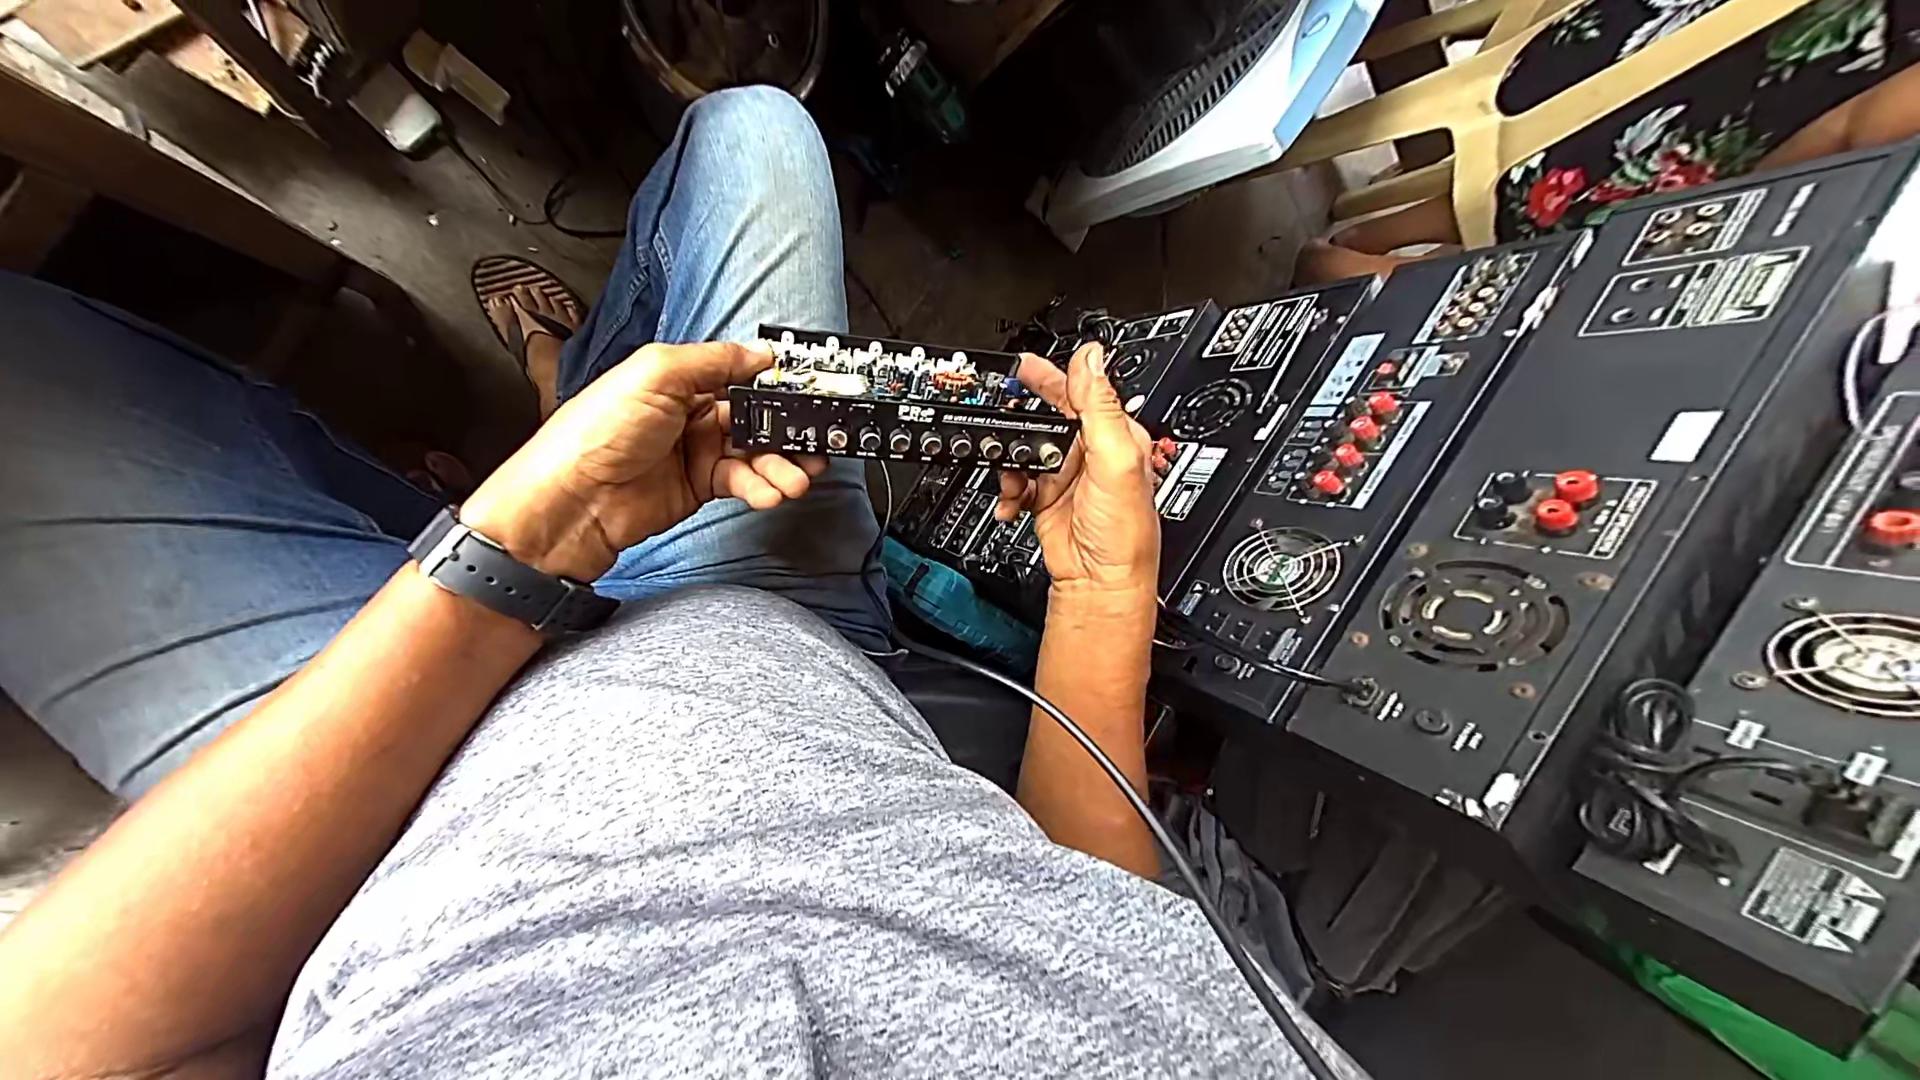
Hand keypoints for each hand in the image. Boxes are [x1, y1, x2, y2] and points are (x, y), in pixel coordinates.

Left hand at [459, 341, 824, 579]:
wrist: (573, 502)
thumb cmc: (596, 434)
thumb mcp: (655, 375)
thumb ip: (712, 360)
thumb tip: (759, 353)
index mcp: (682, 379)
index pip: (742, 376)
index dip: (776, 385)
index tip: (808, 394)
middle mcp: (693, 413)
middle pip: (757, 419)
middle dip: (788, 433)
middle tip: (812, 445)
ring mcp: (698, 452)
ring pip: (756, 455)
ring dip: (780, 466)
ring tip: (795, 480)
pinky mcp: (702, 486)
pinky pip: (744, 483)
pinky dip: (761, 488)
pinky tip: (769, 493)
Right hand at [995, 342, 1159, 595]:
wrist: (1099, 582)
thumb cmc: (1122, 532)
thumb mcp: (1115, 462)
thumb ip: (1100, 408)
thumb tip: (1091, 358)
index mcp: (1114, 436)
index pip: (1083, 393)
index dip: (1054, 375)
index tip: (1025, 364)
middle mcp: (1089, 453)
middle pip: (1050, 416)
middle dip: (1024, 411)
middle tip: (1001, 399)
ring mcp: (1065, 475)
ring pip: (1026, 448)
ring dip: (1011, 460)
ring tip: (1012, 474)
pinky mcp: (1046, 497)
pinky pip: (1017, 482)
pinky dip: (1008, 490)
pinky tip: (1012, 500)